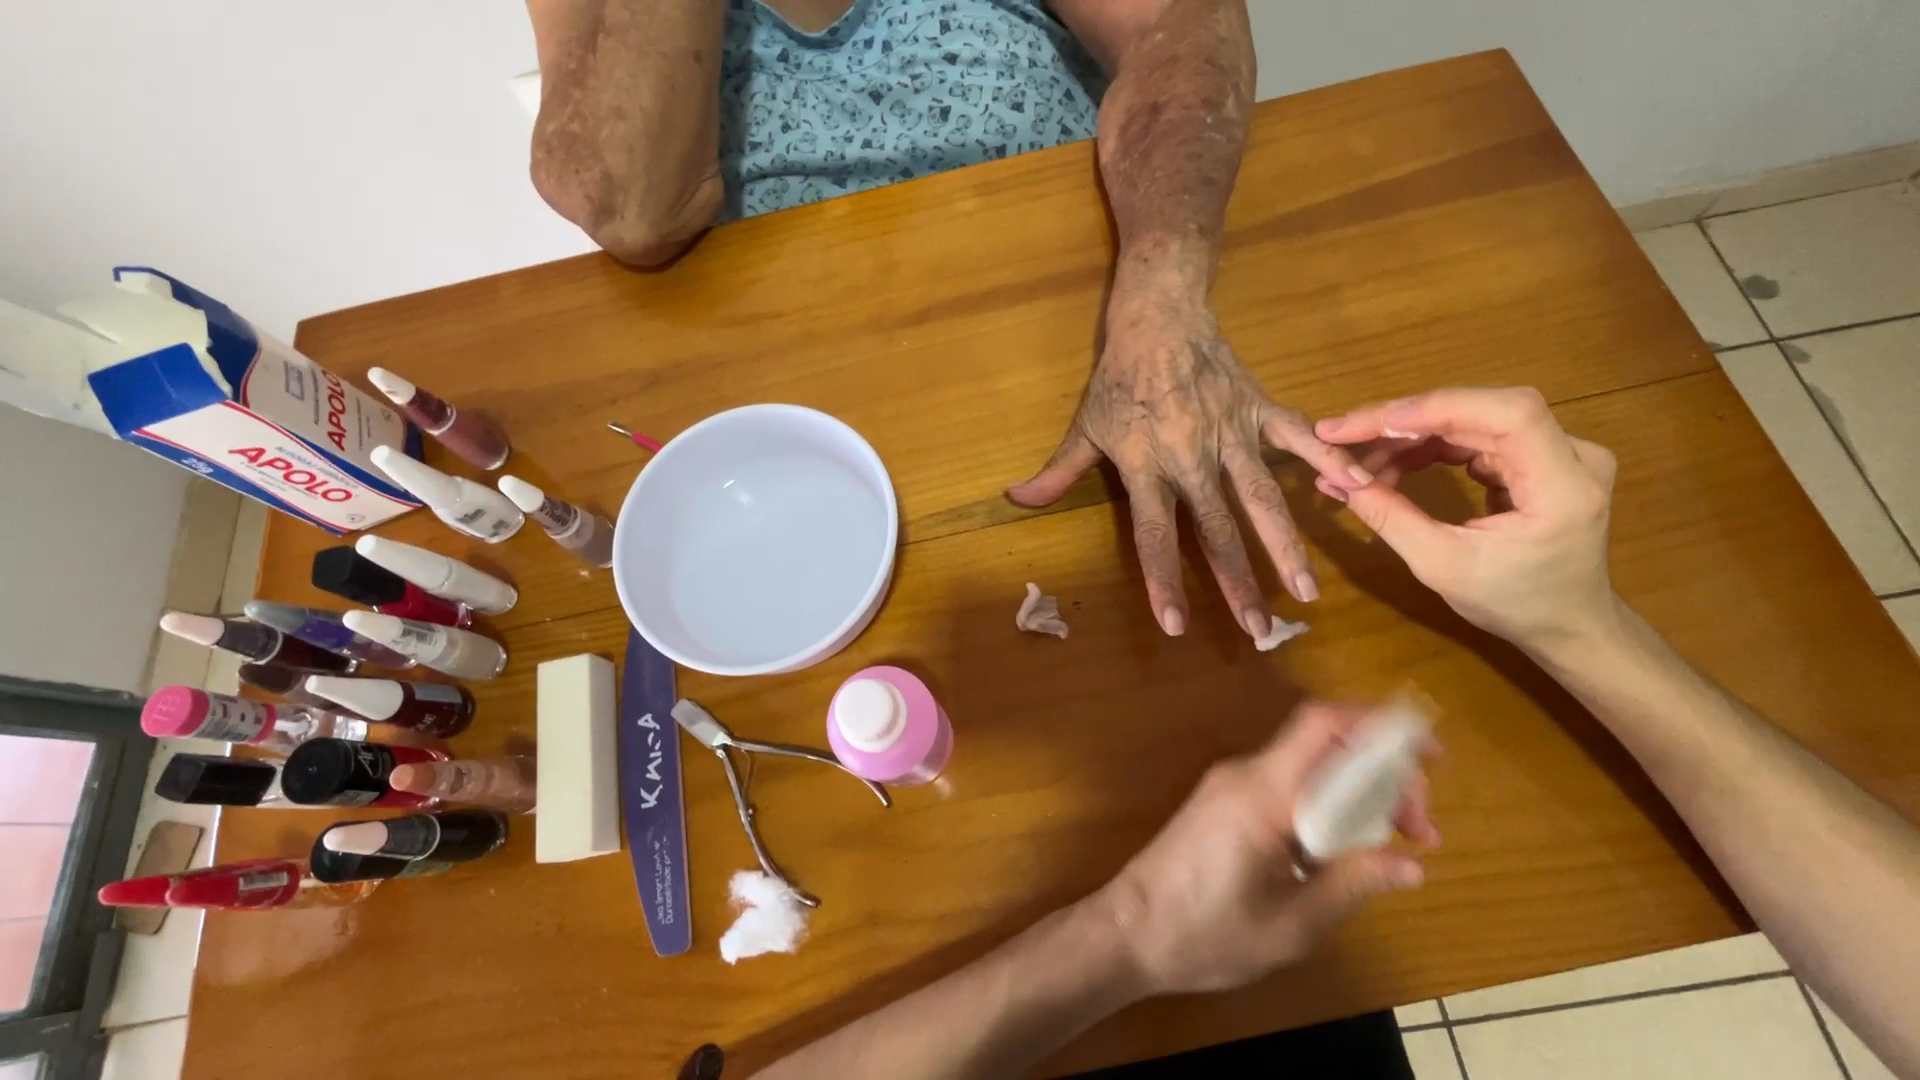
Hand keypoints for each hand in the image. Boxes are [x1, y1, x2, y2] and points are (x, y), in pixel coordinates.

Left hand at [1008, 289, 1372, 638]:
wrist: (1158, 319)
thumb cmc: (1118, 380)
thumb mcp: (1083, 427)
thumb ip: (1057, 472)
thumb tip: (1014, 500)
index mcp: (1146, 468)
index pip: (1154, 534)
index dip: (1163, 580)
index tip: (1177, 626)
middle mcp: (1191, 459)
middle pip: (1216, 528)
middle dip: (1236, 582)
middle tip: (1258, 630)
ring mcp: (1230, 434)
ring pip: (1260, 496)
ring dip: (1284, 544)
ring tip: (1304, 590)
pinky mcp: (1259, 410)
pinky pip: (1296, 437)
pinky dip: (1326, 459)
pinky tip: (1357, 489)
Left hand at [1092, 702, 1437, 995]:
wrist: (1127, 931)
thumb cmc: (1203, 934)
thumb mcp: (1289, 924)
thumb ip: (1350, 885)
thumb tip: (1410, 864)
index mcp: (1260, 794)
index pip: (1321, 727)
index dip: (1379, 724)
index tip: (1430, 754)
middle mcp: (1244, 775)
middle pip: (1325, 747)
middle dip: (1383, 775)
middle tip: (1420, 833)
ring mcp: (1229, 787)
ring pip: (1308, 768)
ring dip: (1357, 794)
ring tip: (1393, 845)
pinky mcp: (1223, 804)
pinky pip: (1285, 787)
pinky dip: (1324, 805)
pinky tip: (1343, 850)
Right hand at [1314, 387, 1619, 649]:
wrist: (1566, 622)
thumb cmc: (1511, 603)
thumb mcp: (1441, 566)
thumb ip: (1389, 517)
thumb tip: (1333, 478)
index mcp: (1564, 487)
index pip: (1508, 416)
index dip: (1438, 408)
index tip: (1372, 425)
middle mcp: (1572, 455)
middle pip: (1482, 410)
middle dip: (1407, 419)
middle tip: (1342, 434)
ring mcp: (1559, 450)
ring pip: (1472, 418)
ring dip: (1411, 434)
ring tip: (1362, 460)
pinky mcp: (1539, 454)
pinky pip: (1475, 433)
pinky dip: (1428, 445)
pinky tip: (1394, 464)